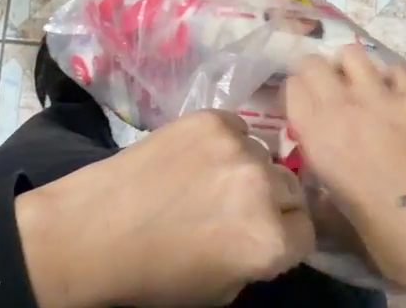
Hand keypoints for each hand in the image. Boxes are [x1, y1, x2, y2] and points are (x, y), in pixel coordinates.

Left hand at [14, 109, 314, 307]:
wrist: (97, 228)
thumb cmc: (158, 273)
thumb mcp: (224, 289)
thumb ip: (259, 258)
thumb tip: (271, 232)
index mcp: (270, 240)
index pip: (308, 231)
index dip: (287, 237)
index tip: (266, 236)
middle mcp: (263, 187)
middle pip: (291, 189)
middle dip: (274, 202)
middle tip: (240, 209)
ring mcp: (236, 146)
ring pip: (265, 155)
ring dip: (250, 168)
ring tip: (215, 180)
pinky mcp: (210, 117)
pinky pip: (238, 127)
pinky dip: (226, 141)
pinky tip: (199, 157)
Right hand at [283, 46, 405, 307]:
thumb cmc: (383, 234)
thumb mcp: (334, 201)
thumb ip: (323, 166)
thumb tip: (320, 154)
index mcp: (316, 135)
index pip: (292, 86)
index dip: (299, 92)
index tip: (306, 103)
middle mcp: (341, 107)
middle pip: (314, 63)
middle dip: (318, 72)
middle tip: (330, 89)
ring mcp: (380, 98)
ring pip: (353, 54)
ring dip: (352, 68)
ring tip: (362, 85)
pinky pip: (396, 70)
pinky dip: (392, 79)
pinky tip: (397, 96)